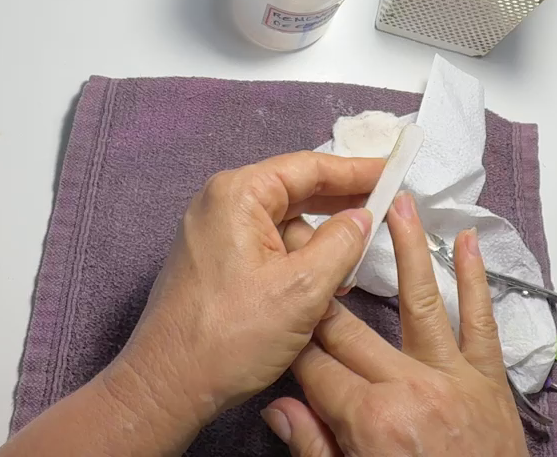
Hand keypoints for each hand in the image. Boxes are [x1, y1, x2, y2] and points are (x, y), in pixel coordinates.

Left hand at [111, 151, 383, 436]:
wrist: (166, 388)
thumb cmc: (227, 338)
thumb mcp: (301, 290)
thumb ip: (341, 244)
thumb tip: (363, 216)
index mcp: (238, 193)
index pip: (309, 167)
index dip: (355, 170)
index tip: (390, 169)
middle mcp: (222, 201)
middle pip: (295, 191)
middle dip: (338, 207)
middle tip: (383, 208)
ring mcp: (215, 229)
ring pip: (284, 222)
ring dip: (317, 244)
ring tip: (344, 275)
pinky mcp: (214, 257)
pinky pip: (266, 244)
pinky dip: (295, 260)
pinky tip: (317, 287)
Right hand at [265, 193, 530, 456]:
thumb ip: (316, 449)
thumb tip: (277, 407)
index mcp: (373, 424)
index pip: (316, 368)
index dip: (291, 342)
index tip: (276, 308)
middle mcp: (412, 390)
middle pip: (352, 330)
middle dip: (323, 287)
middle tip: (304, 238)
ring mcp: (454, 380)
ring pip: (422, 300)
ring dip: (406, 248)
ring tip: (396, 204)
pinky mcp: (489, 382)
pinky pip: (483, 323)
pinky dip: (478, 279)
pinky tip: (469, 241)